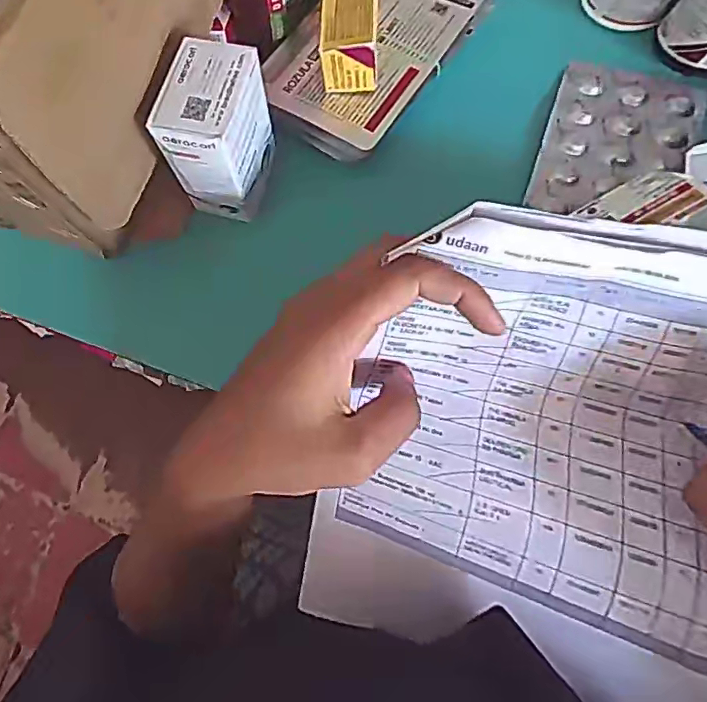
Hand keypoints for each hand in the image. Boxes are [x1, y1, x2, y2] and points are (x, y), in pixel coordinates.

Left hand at [113, 239, 504, 639]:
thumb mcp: (353, 456)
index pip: (407, 273)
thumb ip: (399, 416)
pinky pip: (354, 293)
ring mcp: (308, 306)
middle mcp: (322, 300)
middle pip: (388, 251)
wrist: (216, 453)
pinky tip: (397, 354)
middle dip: (439, 270)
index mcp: (336, 322)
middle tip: (473, 309)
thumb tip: (406, 380)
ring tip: (450, 321)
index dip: (459, 288)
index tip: (490, 326)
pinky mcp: (302, 321)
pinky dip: (388, 304)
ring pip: (370, 267)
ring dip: (412, 284)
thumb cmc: (278, 454)